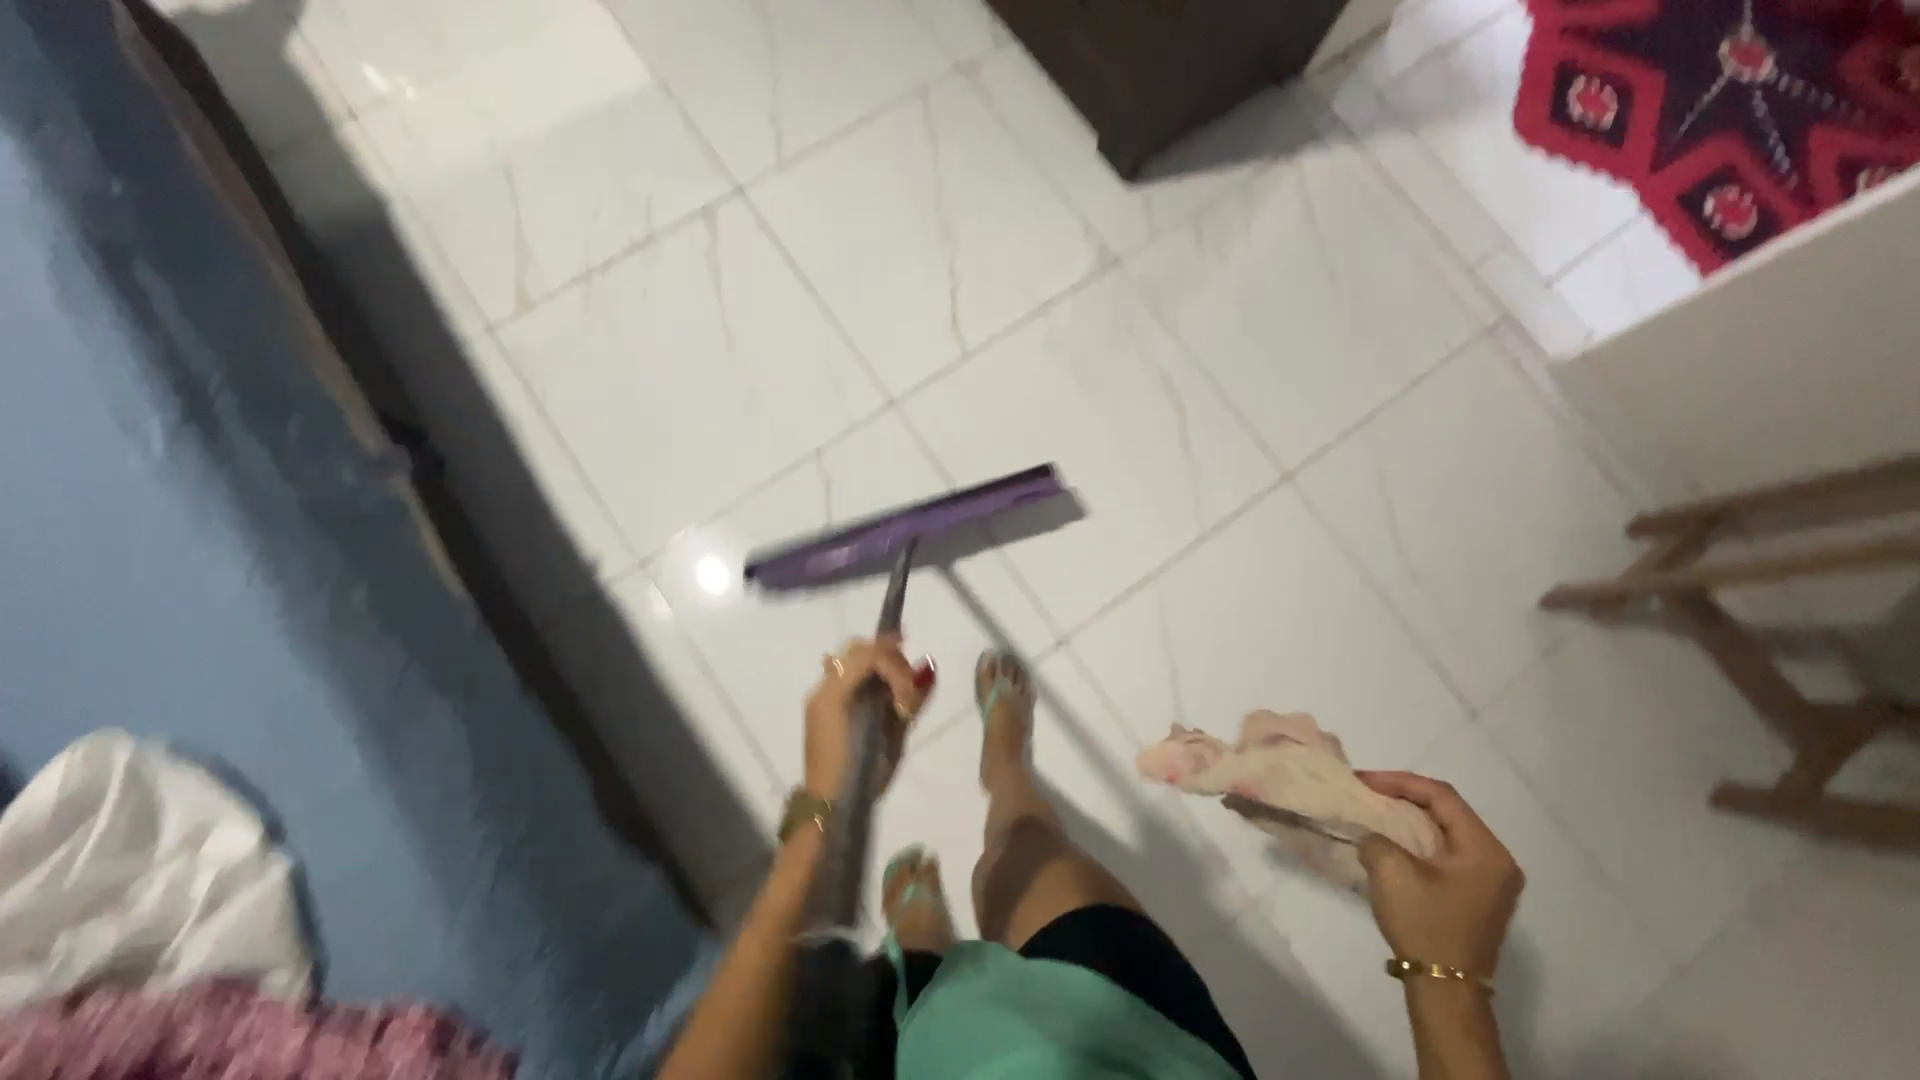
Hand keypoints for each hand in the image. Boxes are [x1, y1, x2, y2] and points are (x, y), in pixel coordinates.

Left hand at [804, 635, 934, 797]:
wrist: (829, 803)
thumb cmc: (862, 771)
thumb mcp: (892, 737)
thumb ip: (910, 699)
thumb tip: (928, 665)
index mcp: (837, 694)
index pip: (869, 656)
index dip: (895, 663)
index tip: (914, 684)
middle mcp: (825, 687)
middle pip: (857, 650)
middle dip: (887, 659)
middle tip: (907, 684)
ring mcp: (820, 696)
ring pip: (849, 659)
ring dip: (876, 666)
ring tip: (896, 691)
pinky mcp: (821, 706)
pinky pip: (843, 676)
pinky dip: (864, 676)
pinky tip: (880, 692)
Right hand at [1355, 772, 1523, 976]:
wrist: (1446, 989)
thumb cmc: (1425, 924)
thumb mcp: (1391, 871)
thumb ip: (1377, 838)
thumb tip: (1375, 837)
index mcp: (1486, 850)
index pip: (1442, 796)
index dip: (1400, 782)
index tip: (1364, 780)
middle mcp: (1498, 861)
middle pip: (1449, 812)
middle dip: (1405, 797)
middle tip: (1369, 792)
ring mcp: (1492, 881)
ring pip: (1448, 833)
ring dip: (1411, 820)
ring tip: (1376, 812)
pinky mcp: (1479, 897)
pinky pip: (1448, 854)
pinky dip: (1419, 842)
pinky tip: (1394, 843)